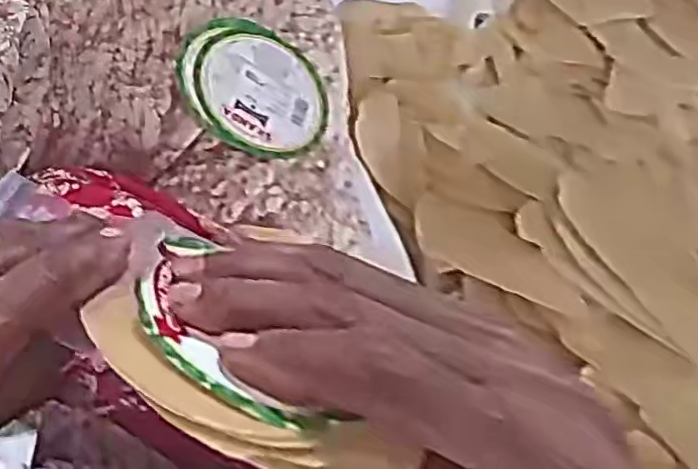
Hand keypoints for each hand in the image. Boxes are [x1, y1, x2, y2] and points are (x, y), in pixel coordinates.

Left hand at [0, 218, 129, 468]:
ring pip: (11, 228)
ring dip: (50, 231)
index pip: (52, 272)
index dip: (93, 255)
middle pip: (33, 243)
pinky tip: (41, 238)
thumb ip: (58, 345)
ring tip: (87, 231)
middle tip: (115, 231)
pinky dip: (17, 234)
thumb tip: (98, 305)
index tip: (127, 242)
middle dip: (77, 237)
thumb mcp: (15, 393)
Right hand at [168, 242, 632, 468]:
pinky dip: (297, 262)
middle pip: (351, 298)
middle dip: (252, 291)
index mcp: (518, 422)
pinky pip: (369, 276)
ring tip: (195, 263)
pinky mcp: (469, 322)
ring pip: (350, 271)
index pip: (377, 361)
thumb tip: (262, 390)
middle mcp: (501, 356)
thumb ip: (364, 451)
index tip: (219, 354)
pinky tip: (252, 249)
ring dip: (259, 265)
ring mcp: (485, 329)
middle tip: (180, 293)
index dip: (291, 351)